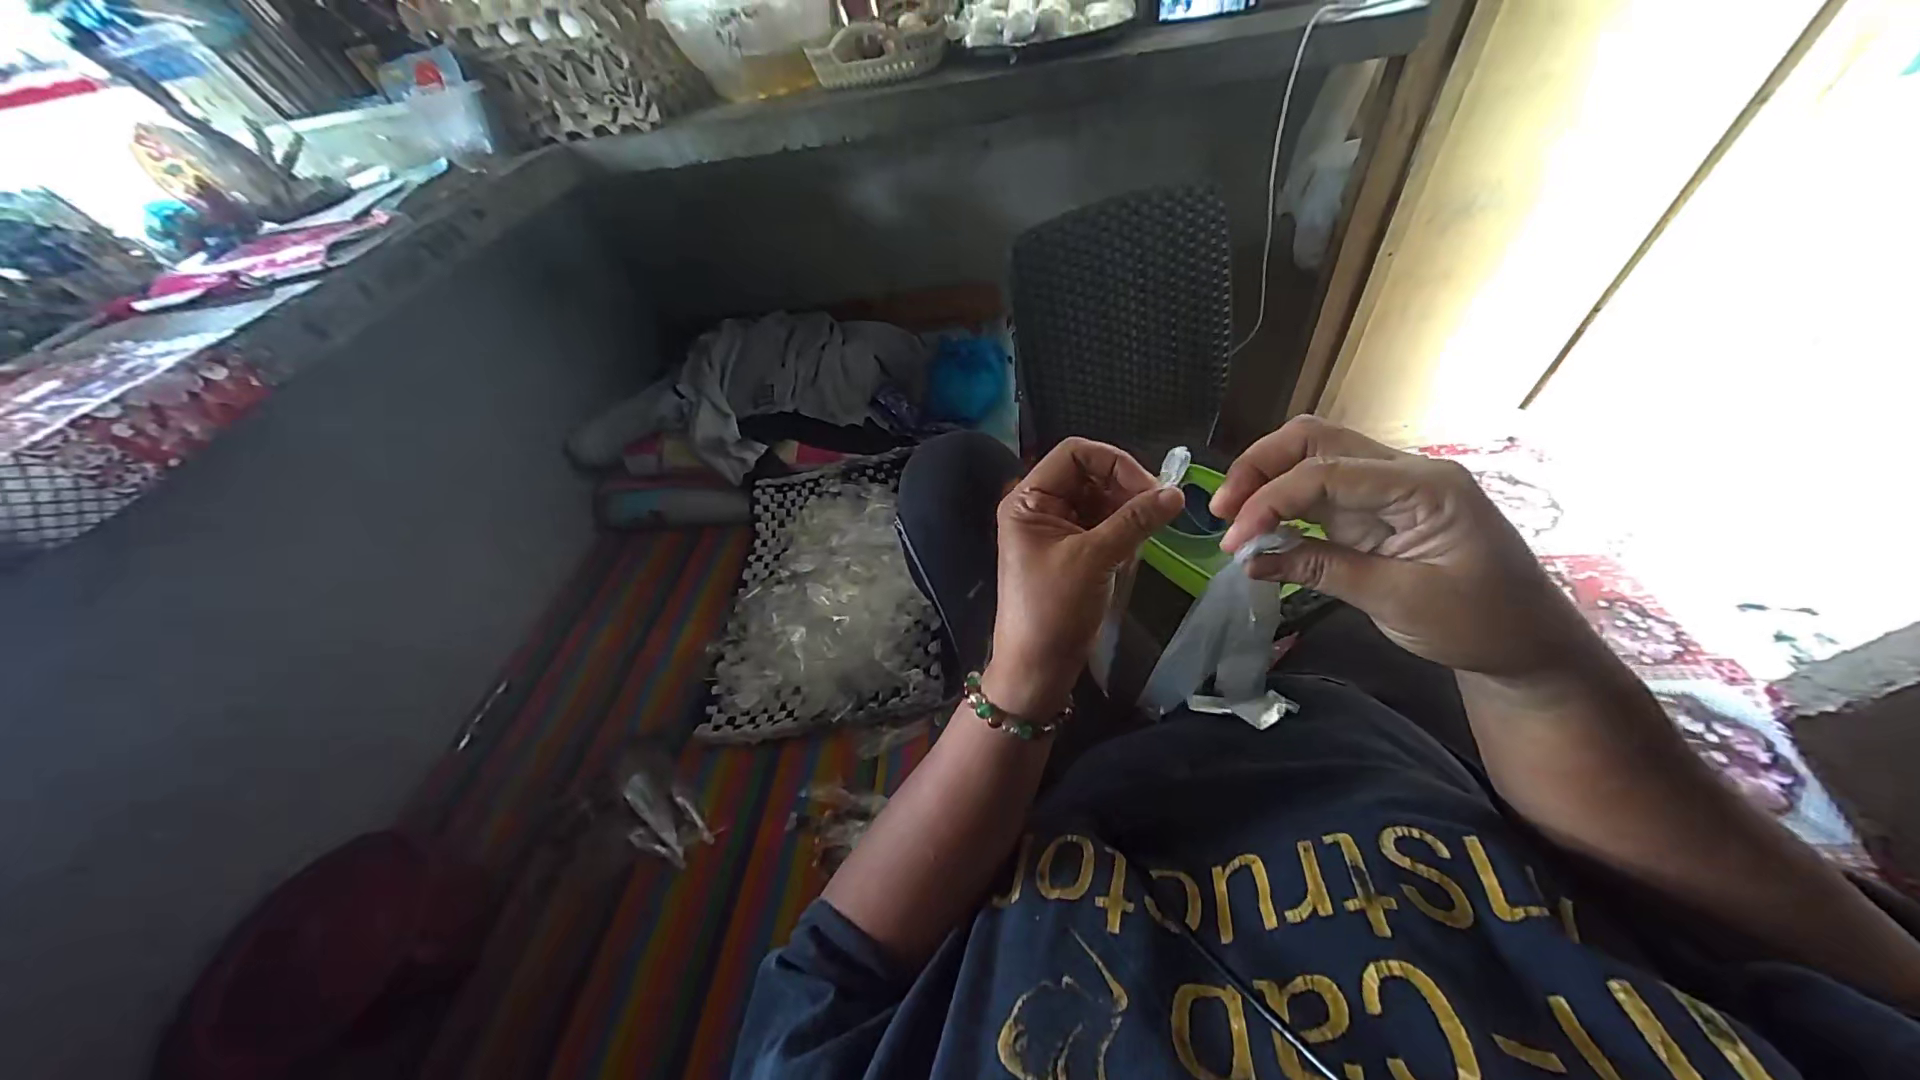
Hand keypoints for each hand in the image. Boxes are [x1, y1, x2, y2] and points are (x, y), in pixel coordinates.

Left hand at [985, 438, 1183, 715]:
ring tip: (1149, 531)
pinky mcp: (1072, 550)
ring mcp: (1056, 529)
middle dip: (1126, 486)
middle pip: (1090, 473)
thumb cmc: (1054, 610)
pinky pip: (1103, 524)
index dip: (1115, 462)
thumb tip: (1177, 493)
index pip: (1074, 453)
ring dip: (1128, 509)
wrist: (1038, 667)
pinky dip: (1124, 529)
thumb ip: (1135, 521)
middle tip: (1159, 510)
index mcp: (1028, 499)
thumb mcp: (1095, 559)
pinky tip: (1137, 546)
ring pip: (1101, 499)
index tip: (1150, 488)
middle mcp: (1040, 506)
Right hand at [1211, 416, 1598, 679]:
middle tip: (1222, 510)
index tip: (1233, 542)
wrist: (1529, 645)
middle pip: (1314, 439)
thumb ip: (1321, 570)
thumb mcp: (1399, 601)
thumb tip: (1250, 561)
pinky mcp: (1373, 510)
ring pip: (1311, 456)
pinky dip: (1281, 503)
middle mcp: (1402, 472)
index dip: (1268, 501)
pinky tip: (1260, 528)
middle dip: (1258, 467)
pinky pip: (1317, 490)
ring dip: (1264, 480)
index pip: (1325, 472)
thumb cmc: (1479, 624)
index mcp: (1423, 486)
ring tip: (1232, 518)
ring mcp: (1387, 489)